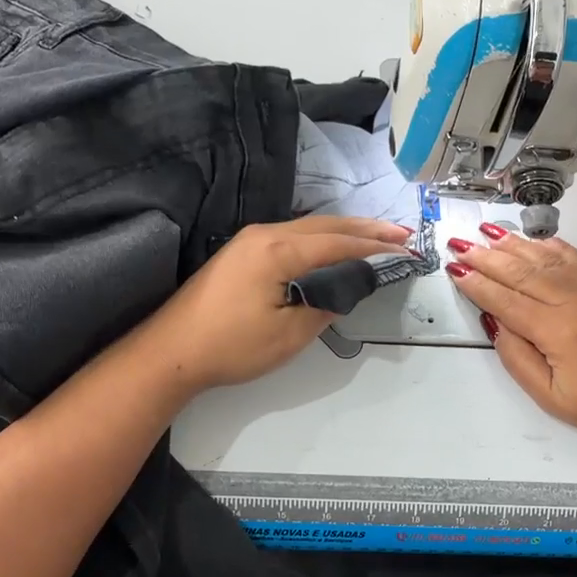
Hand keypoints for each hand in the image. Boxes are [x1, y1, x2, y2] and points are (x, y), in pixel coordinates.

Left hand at [137, 215, 412, 389]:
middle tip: (400, 234)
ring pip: (307, 227)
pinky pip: (291, 236)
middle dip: (364, 229)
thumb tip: (343, 292)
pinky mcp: (240, 252)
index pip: (337, 242)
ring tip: (376, 237)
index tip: (406, 246)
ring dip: (342, 232)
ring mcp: (249, 241)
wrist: (171, 351)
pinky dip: (319, 239)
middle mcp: (264, 235)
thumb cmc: (230, 346)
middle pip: (324, 225)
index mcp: (278, 251)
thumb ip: (323, 308)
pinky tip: (332, 247)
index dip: (374, 246)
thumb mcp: (288, 336)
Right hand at [445, 224, 576, 451]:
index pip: (505, 300)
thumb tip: (496, 323)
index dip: (476, 284)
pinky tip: (534, 242)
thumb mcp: (553, 399)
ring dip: (513, 246)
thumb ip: (518, 359)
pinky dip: (551, 247)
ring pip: (547, 259)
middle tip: (459, 243)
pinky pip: (576, 258)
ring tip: (486, 235)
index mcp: (557, 329)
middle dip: (486, 258)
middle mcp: (576, 299)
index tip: (454, 269)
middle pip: (521, 272)